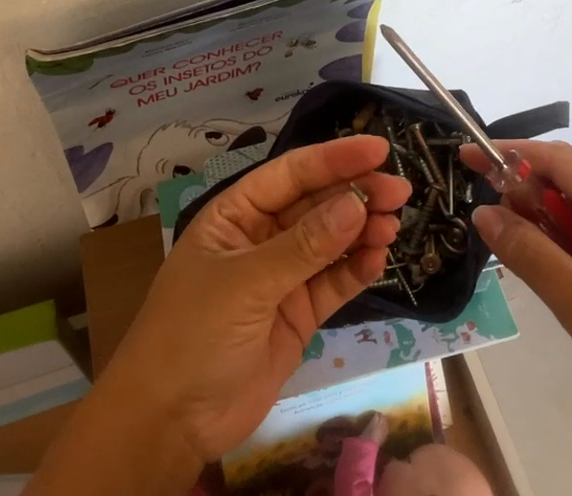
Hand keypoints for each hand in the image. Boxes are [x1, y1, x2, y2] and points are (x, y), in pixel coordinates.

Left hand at [29, 135, 412, 495]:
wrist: (171, 421)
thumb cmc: (193, 335)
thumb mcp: (245, 284)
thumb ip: (304, 246)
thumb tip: (356, 203)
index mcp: (234, 215)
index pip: (290, 175)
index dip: (333, 158)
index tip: (379, 149)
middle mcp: (259, 239)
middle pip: (315, 205)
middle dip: (355, 194)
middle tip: (401, 191)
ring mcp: (280, 278)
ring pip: (329, 243)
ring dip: (361, 231)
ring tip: (394, 225)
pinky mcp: (297, 315)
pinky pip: (333, 283)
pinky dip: (356, 270)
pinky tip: (378, 259)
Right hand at [463, 140, 571, 495]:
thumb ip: (529, 253)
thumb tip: (483, 212)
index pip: (561, 161)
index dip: (510, 154)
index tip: (465, 155)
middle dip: (524, 190)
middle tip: (482, 214)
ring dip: (545, 219)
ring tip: (507, 242)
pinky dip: (568, 242)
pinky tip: (546, 264)